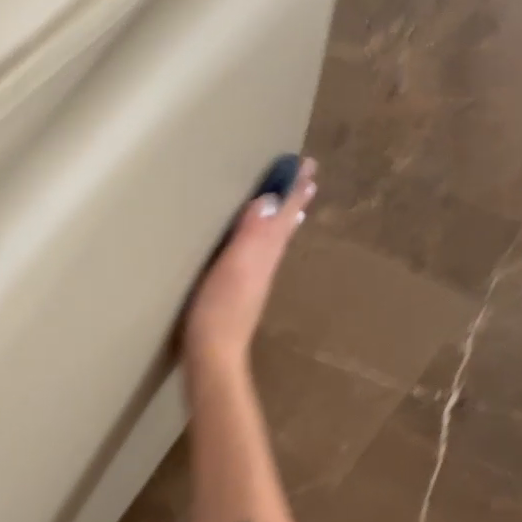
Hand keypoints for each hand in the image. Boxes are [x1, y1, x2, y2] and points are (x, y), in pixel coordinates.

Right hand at [183, 157, 316, 367]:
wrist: (213, 357)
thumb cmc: (219, 312)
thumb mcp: (234, 268)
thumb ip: (252, 235)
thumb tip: (270, 199)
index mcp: (265, 254)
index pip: (284, 215)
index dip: (294, 190)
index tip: (306, 164)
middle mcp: (266, 266)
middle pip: (285, 227)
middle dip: (294, 202)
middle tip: (307, 178)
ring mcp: (254, 283)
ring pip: (276, 243)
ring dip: (284, 221)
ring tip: (292, 207)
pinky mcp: (240, 296)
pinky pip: (261, 258)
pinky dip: (266, 244)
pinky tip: (259, 249)